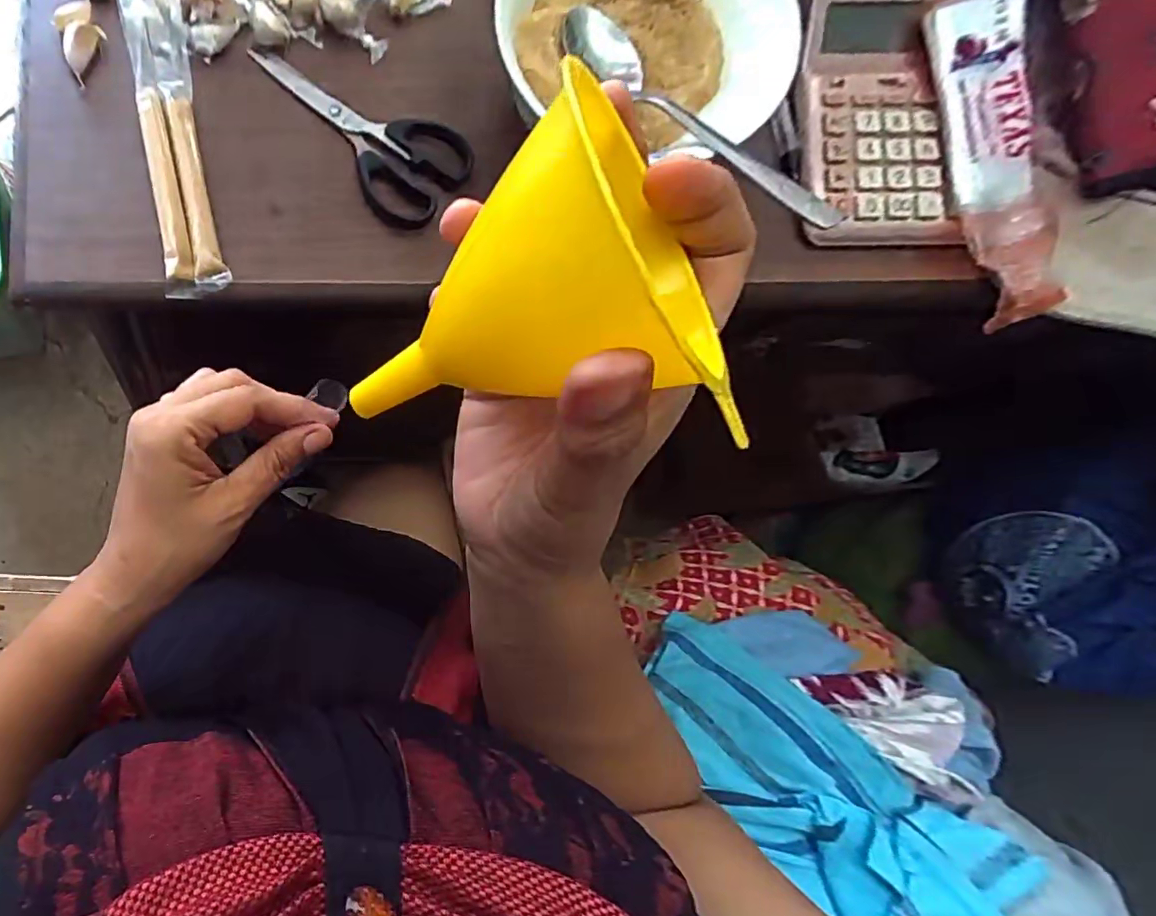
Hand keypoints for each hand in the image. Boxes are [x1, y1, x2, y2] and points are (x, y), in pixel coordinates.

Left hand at [88, 368, 337, 611]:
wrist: (134, 575)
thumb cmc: (175, 549)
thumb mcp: (233, 505)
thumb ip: (275, 462)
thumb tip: (316, 434)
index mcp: (169, 429)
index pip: (243, 399)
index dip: (291, 407)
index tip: (326, 421)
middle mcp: (156, 414)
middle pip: (228, 384)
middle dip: (274, 402)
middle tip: (312, 426)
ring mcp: (152, 422)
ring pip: (214, 389)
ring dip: (252, 405)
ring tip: (286, 430)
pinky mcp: (155, 434)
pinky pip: (198, 406)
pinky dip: (230, 414)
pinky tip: (253, 433)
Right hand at [448, 82, 754, 581]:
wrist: (507, 543)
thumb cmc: (558, 520)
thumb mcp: (582, 486)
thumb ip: (598, 435)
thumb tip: (607, 364)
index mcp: (662, 352)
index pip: (708, 259)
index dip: (701, 207)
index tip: (662, 174)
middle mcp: (614, 331)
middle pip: (624, 238)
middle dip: (605, 182)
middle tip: (580, 133)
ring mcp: (554, 340)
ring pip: (551, 262)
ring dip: (520, 225)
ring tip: (476, 208)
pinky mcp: (502, 354)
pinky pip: (491, 301)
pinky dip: (468, 276)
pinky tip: (447, 260)